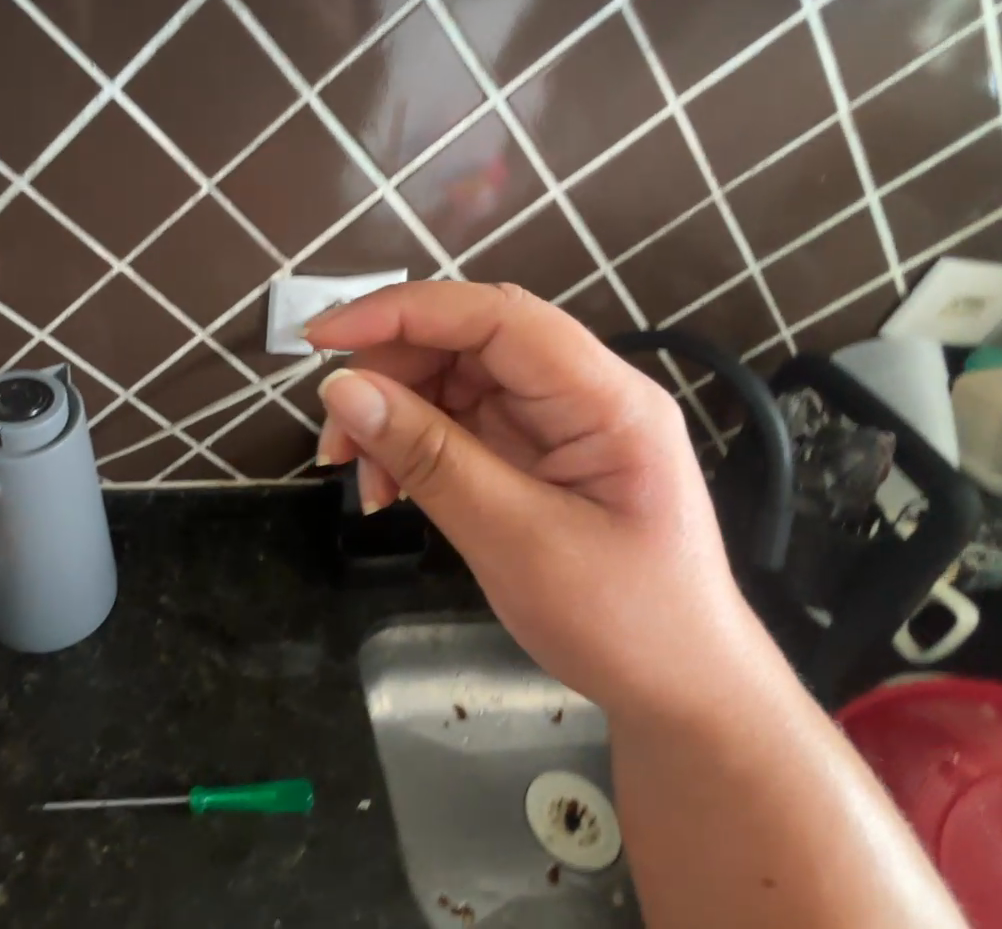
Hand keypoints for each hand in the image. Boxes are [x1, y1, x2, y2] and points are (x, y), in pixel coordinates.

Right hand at [307, 282, 773, 716]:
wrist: (678, 689)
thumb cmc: (622, 622)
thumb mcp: (517, 541)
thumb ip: (430, 458)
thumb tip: (341, 389)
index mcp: (604, 398)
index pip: (496, 318)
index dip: (403, 313)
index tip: (323, 339)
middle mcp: (578, 393)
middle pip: (465, 344)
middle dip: (388, 378)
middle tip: (336, 439)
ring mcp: (552, 422)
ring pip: (449, 382)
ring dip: (390, 419)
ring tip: (359, 479)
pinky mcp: (529, 453)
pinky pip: (452, 426)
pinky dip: (407, 450)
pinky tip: (387, 491)